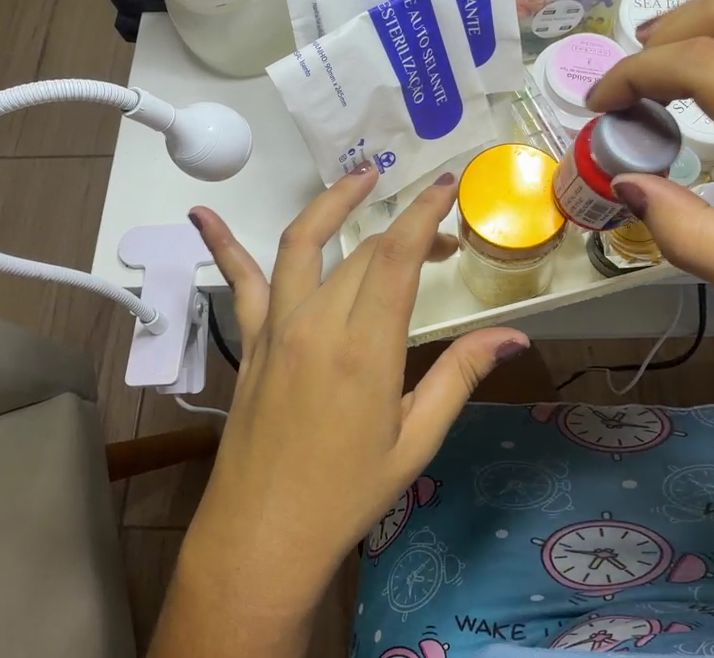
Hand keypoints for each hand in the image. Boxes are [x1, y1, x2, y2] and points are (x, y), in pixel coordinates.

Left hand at [179, 167, 528, 610]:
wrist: (262, 537)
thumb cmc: (346, 495)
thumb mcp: (415, 442)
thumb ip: (460, 377)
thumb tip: (512, 335)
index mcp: (365, 348)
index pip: (399, 255)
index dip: (426, 213)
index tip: (448, 185)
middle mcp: (317, 323)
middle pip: (365, 249)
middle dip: (408, 228)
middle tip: (442, 238)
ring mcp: (277, 327)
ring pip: (302, 243)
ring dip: (333, 202)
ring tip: (363, 176)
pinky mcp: (252, 340)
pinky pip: (238, 281)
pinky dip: (220, 243)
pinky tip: (201, 213)